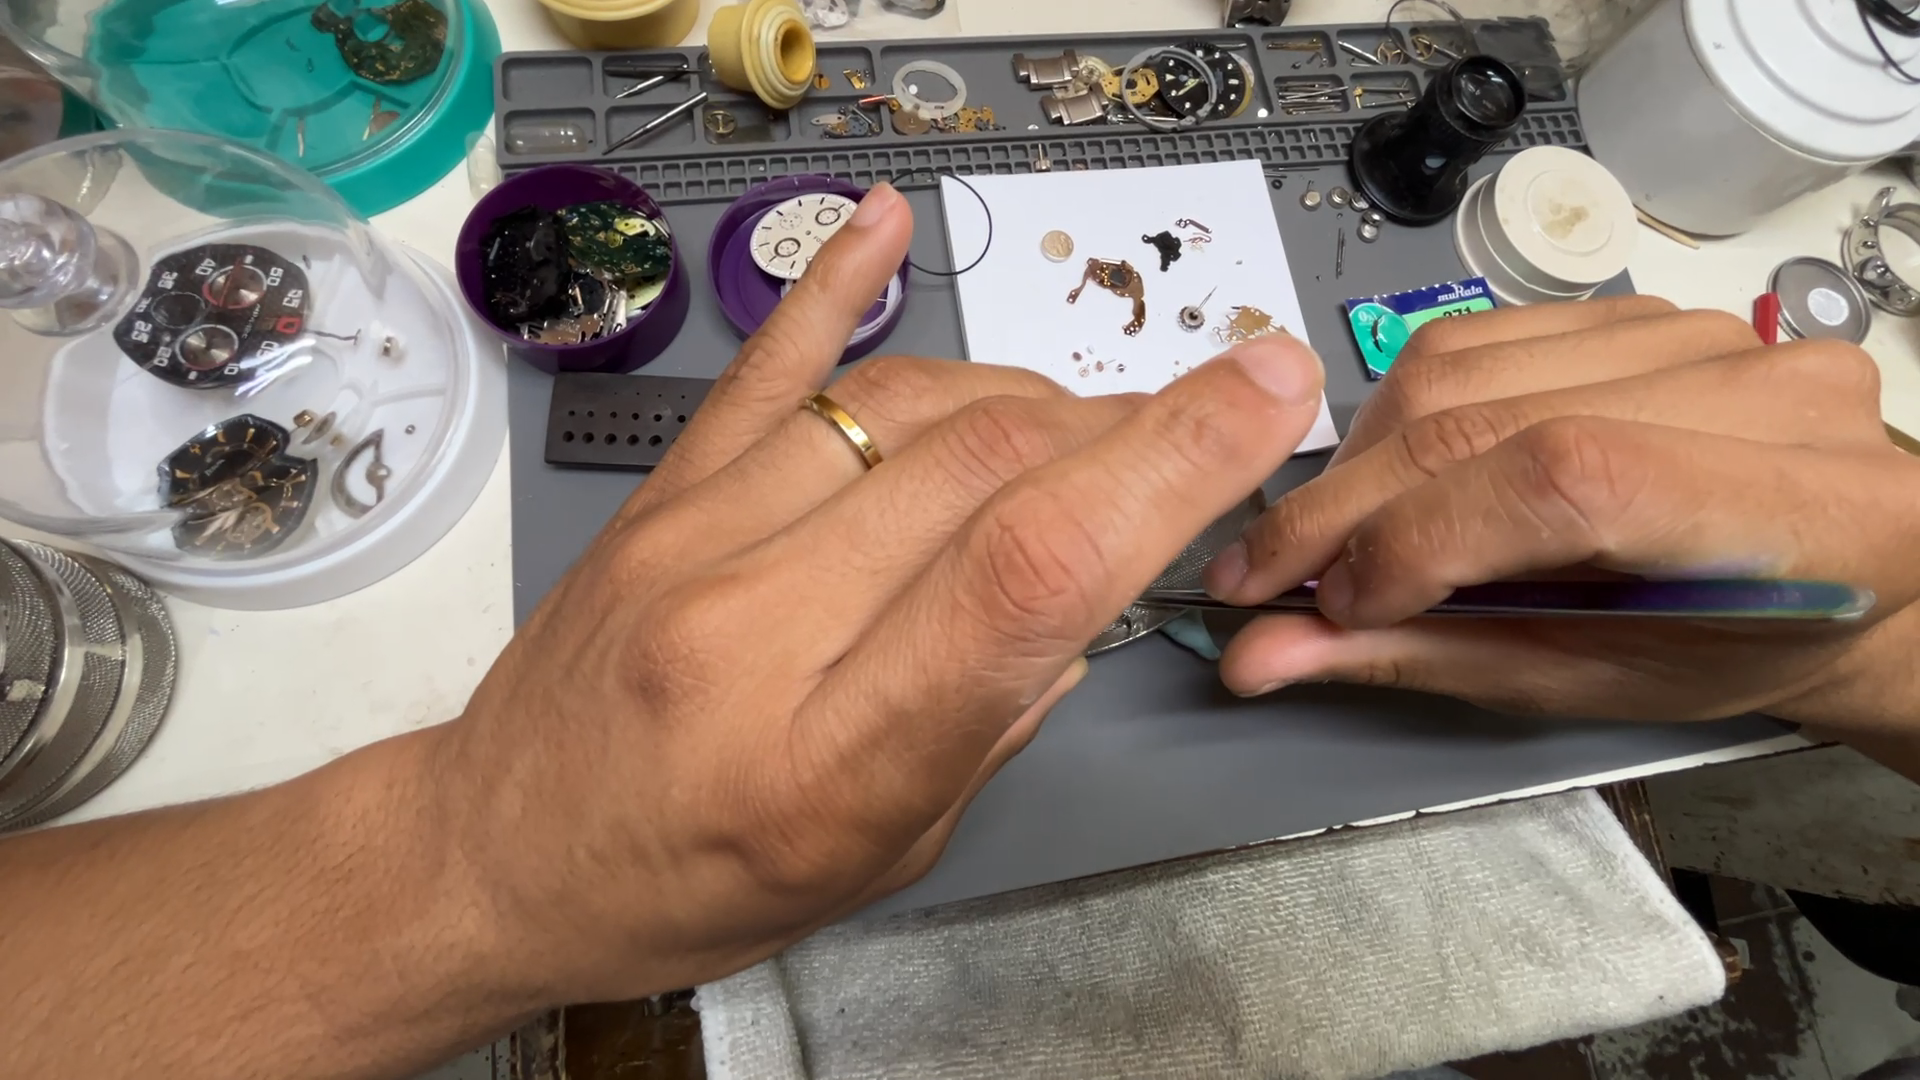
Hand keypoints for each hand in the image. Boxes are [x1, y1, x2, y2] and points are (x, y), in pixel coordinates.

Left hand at [434, 183, 1330, 1002]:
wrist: (504, 853)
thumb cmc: (690, 882)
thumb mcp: (878, 855)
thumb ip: (990, 722)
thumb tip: (1075, 600)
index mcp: (832, 753)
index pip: (1028, 570)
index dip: (1166, 466)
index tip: (1258, 395)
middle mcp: (758, 622)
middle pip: (983, 464)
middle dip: (1115, 430)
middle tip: (1170, 433)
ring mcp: (697, 536)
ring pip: (906, 405)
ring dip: (1024, 399)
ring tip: (1075, 423)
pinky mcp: (664, 494)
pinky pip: (762, 367)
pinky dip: (832, 284)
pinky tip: (883, 225)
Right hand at [1203, 296, 1919, 737]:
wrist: (1796, 570)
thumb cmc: (1704, 653)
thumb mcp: (1567, 684)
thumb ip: (1410, 658)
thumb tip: (1259, 656)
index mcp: (1801, 516)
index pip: (1563, 482)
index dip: (1416, 540)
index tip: (1329, 607)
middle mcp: (1761, 394)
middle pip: (1474, 423)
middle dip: (1337, 511)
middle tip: (1265, 575)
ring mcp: (1689, 334)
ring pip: (1444, 375)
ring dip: (1349, 467)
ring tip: (1333, 532)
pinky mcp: (1618, 314)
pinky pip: (1452, 344)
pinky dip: (1380, 418)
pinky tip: (1381, 472)